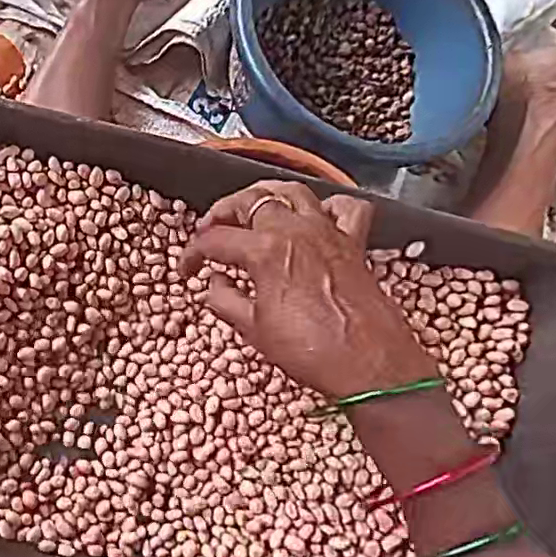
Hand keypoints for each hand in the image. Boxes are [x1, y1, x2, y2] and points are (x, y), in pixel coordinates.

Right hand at [177, 179, 435, 399]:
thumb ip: (225, 299)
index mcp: (266, 252)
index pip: (215, 240)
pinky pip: (345, 208)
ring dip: (265, 196)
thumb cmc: (311, 351)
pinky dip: (326, 206)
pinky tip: (313, 218)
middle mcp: (297, 233)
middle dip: (222, 212)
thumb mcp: (252, 328)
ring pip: (293, 191)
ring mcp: (328, 234)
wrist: (368, 365)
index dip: (193, 253)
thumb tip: (215, 284)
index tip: (187, 268)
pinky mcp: (353, 245)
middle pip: (250, 200)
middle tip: (209, 230)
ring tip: (251, 210)